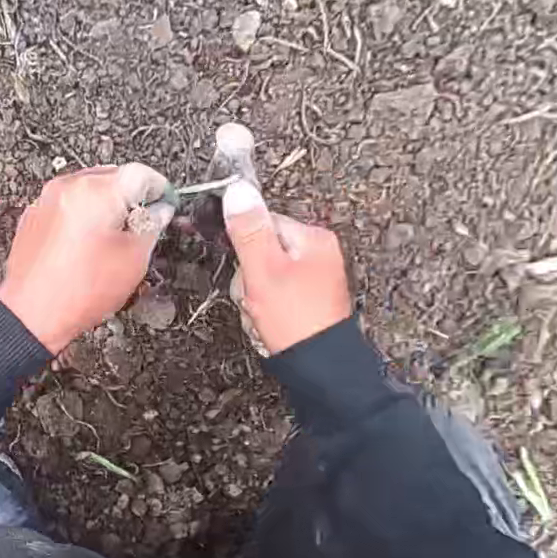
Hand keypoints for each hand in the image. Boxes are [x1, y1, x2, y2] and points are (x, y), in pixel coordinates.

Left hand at [0, 163, 171, 353]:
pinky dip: (84, 217)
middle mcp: (69, 187)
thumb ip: (152, 226)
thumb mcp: (133, 260)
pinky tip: (89, 246)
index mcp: (98, 192)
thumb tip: (159, 211)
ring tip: (114, 241)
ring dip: (108, 207)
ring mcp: (48, 200)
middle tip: (144, 226)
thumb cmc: (78, 291)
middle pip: (114, 177)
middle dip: (133, 198)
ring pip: (90, 190)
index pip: (141, 173)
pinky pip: (69, 205)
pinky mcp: (35, 216)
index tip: (167, 204)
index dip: (160, 189)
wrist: (31, 315)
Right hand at [222, 181, 352, 354]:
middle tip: (257, 296)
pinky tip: (271, 320)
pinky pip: (276, 291)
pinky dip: (267, 306)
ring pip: (265, 272)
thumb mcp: (263, 270)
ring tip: (265, 312)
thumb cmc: (294, 320)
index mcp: (312, 238)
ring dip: (256, 294)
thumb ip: (249, 230)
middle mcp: (319, 252)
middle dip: (250, 275)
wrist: (318, 367)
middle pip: (263, 248)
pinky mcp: (310, 297)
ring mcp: (316, 276)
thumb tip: (237, 190)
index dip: (245, 248)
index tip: (246, 271)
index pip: (262, 223)